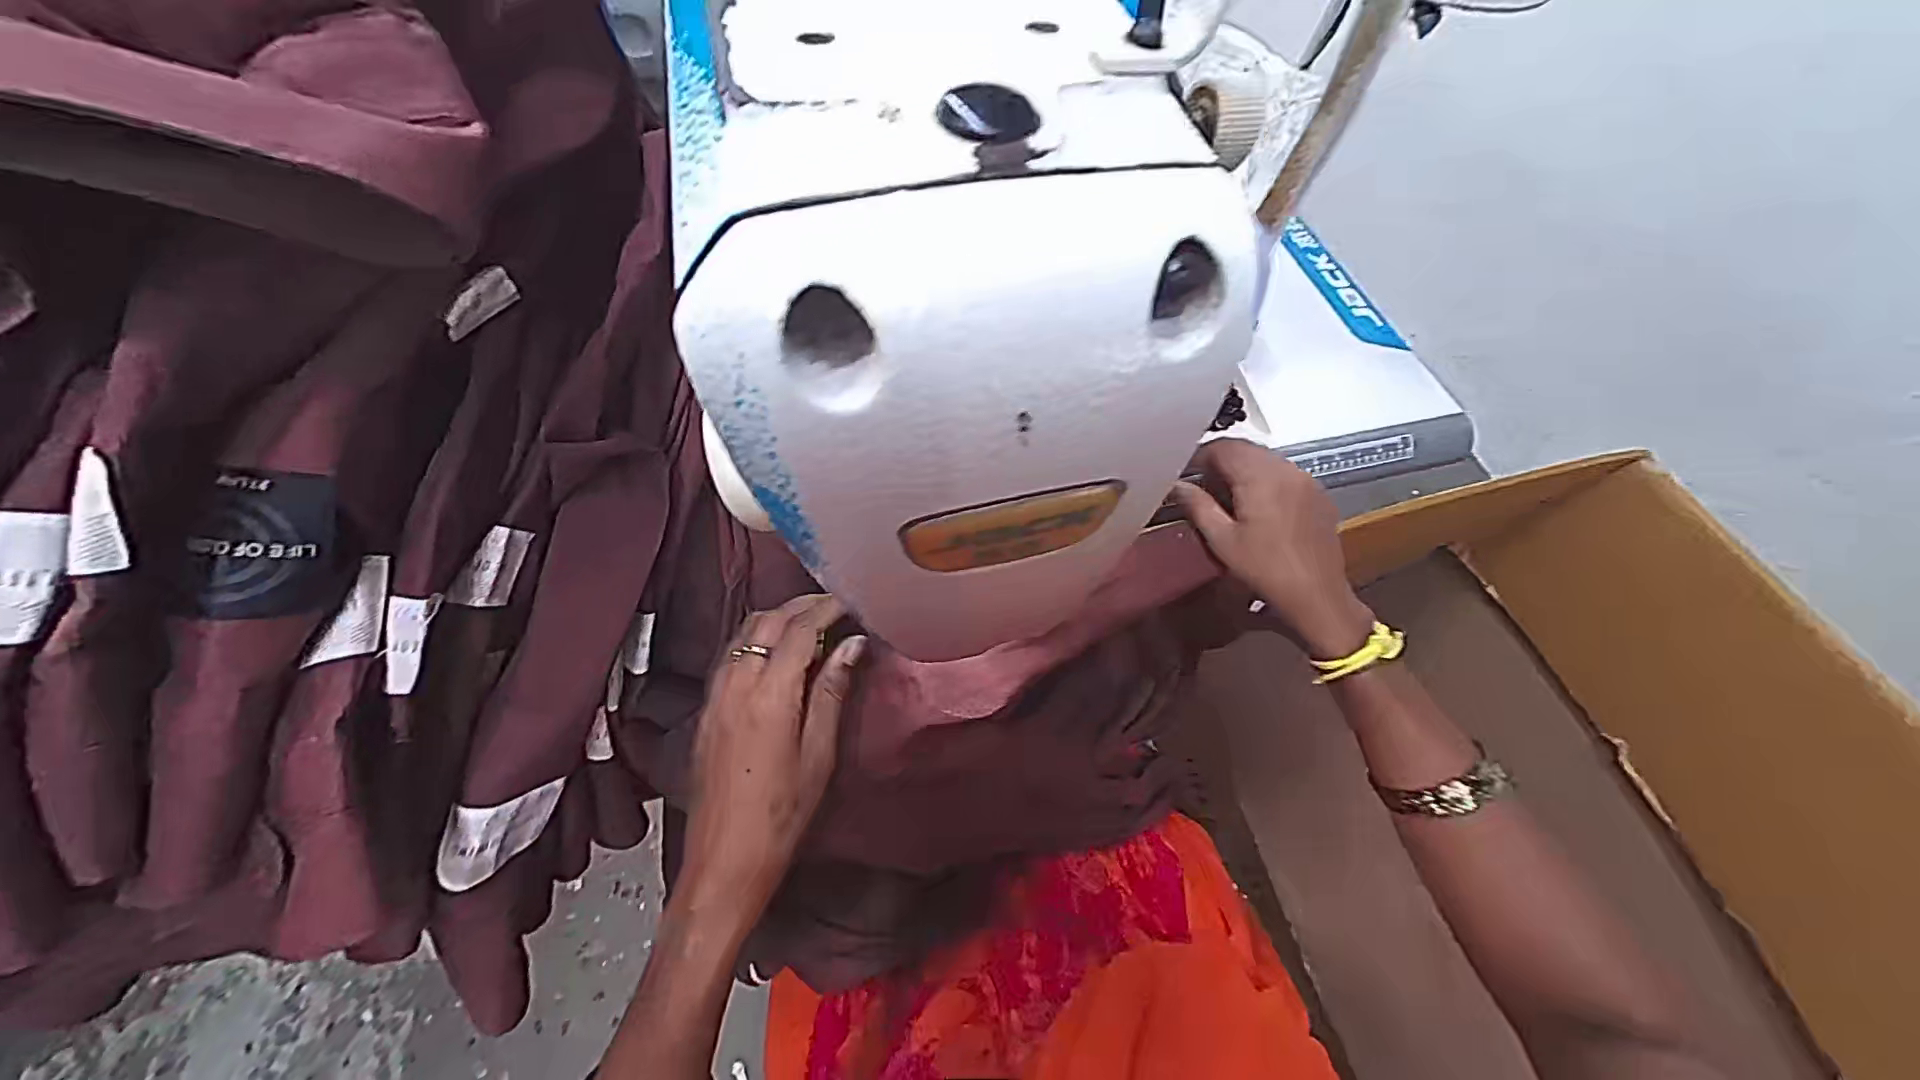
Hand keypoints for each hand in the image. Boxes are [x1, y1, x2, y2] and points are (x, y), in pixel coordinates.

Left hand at [682, 594, 866, 907]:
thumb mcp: (819, 754)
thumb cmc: (783, 814)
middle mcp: (735, 683)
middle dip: (802, 604)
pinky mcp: (705, 709)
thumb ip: (831, 691)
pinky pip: (731, 653)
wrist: (724, 860)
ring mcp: (715, 695)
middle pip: (767, 620)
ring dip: (777, 617)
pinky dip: (757, 638)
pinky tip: (778, 652)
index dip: (827, 608)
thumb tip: (853, 644)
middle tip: (835, 604)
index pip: (799, 629)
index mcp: (768, 694)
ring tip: (812, 622)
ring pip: (744, 632)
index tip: (851, 600)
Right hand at [1172, 438, 1374, 656]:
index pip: (1224, 447)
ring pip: (1266, 459)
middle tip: (1200, 485)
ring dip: (1242, 470)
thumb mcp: (1222, 540)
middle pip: (1246, 449)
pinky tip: (1255, 507)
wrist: (1316, 594)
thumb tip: (1177, 486)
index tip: (1183, 472)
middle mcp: (1287, 470)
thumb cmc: (1265, 569)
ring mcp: (1306, 480)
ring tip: (1225, 497)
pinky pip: (1284, 473)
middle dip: (1220, 461)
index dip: (1199, 456)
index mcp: (1261, 477)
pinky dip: (1264, 480)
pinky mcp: (1317, 494)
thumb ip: (1197, 505)